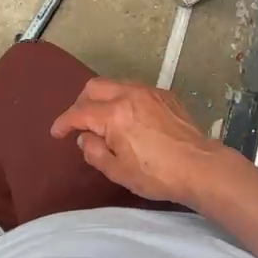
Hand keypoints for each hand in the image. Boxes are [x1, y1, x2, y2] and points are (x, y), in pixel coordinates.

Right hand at [49, 79, 225, 203]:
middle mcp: (131, 95)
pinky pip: (136, 90)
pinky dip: (124, 99)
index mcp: (115, 113)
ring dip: (103, 98)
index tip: (57, 133)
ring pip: (116, 84)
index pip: (79, 112)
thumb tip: (87, 137)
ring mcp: (151, 92)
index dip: (63, 123)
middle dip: (81, 103)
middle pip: (95, 87)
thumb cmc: (156, 174)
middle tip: (78, 123)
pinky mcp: (166, 96)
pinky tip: (128, 118)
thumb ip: (95, 151)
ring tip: (102, 120)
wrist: (199, 166)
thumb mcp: (117, 171)